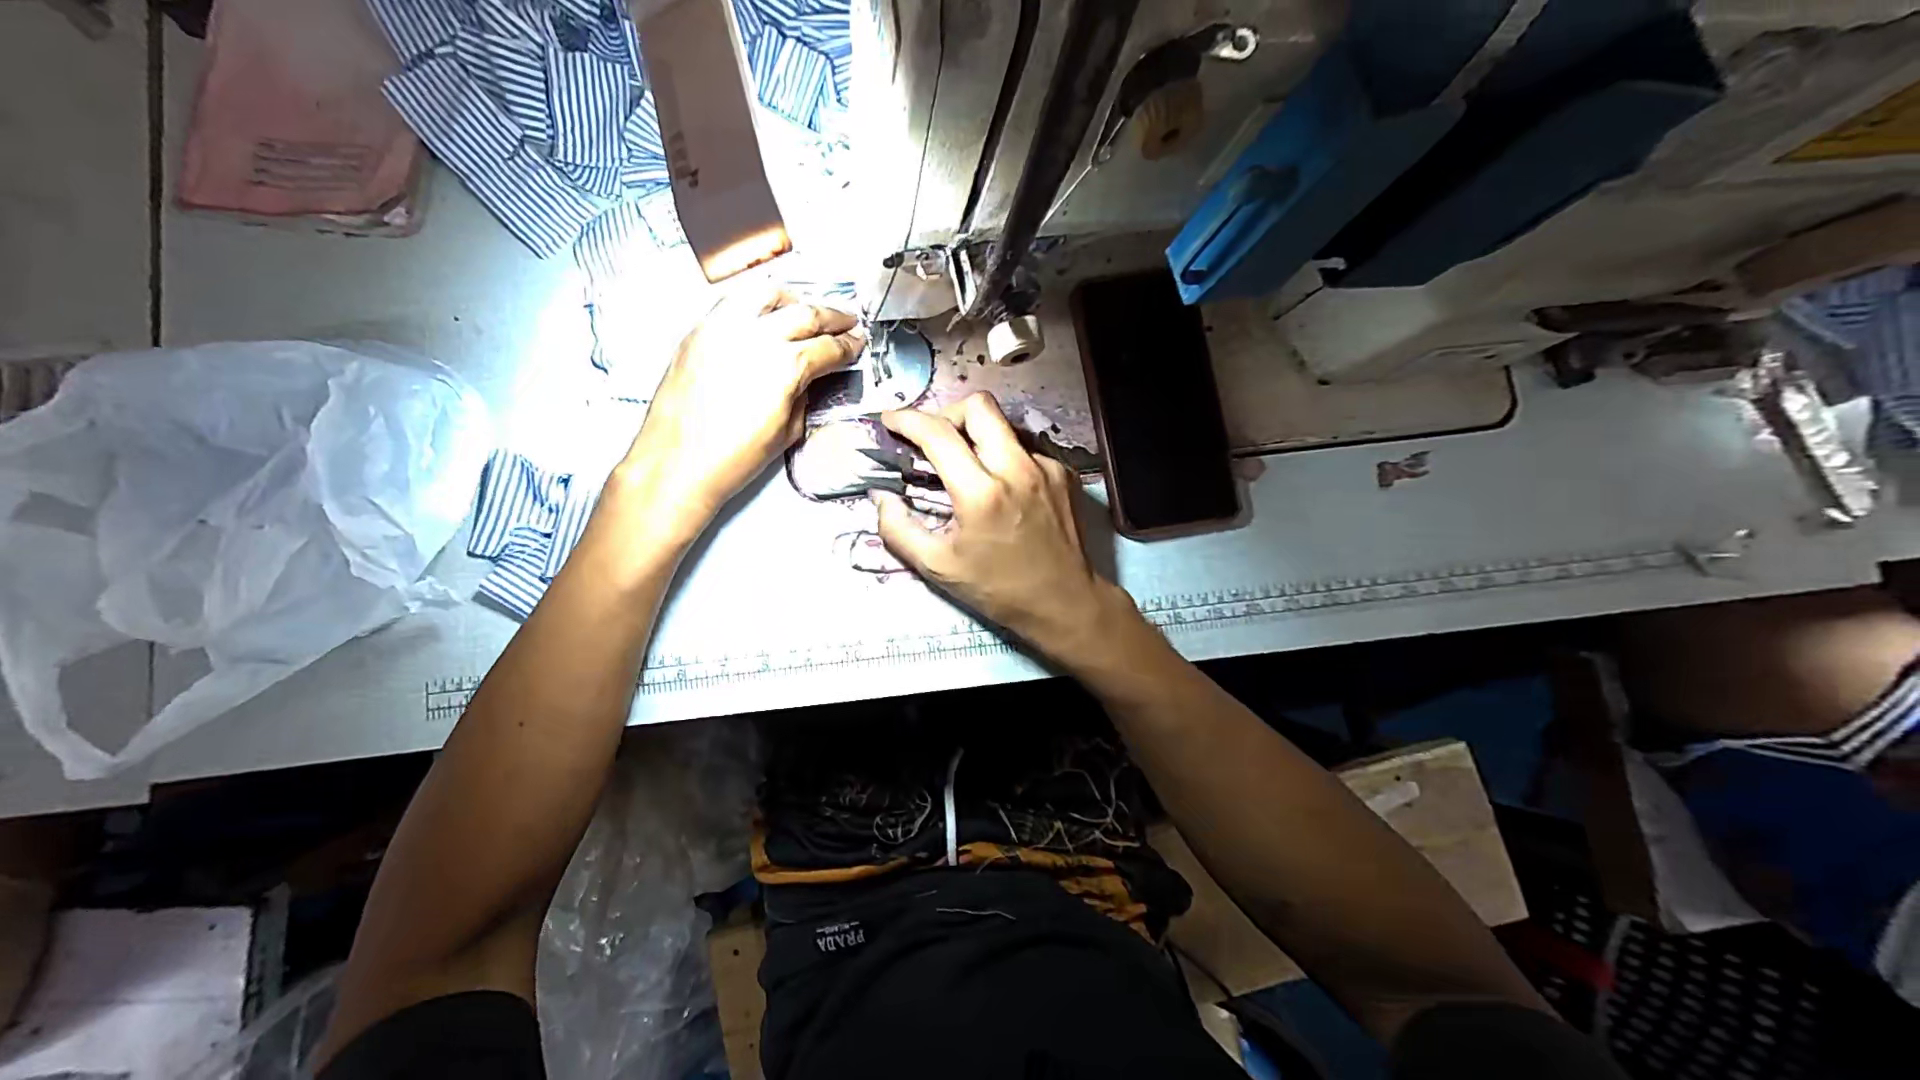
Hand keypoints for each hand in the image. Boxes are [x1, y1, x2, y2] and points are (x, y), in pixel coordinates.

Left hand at [616, 288, 862, 541]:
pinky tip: (765, 312)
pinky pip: (734, 300)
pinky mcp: (699, 330)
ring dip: (795, 298)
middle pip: (807, 313)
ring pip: (769, 293)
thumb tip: (813, 376)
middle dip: (833, 316)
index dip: (849, 345)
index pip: (829, 346)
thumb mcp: (788, 430)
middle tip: (846, 321)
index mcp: (787, 366)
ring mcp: (725, 328)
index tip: (857, 343)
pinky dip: (757, 301)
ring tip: (806, 307)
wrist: (678, 463)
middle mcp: (758, 337)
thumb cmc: (733, 457)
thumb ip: (805, 394)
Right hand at [872, 393, 1130, 661]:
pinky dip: (1004, 457)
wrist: (1064, 603)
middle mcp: (1017, 469)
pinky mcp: (1063, 472)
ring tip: (967, 465)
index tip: (891, 420)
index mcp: (981, 493)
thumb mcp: (938, 568)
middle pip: (978, 406)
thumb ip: (899, 529)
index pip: (938, 434)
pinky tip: (1001, 486)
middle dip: (948, 413)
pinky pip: (1025, 447)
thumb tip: (881, 497)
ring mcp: (1045, 467)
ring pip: (1004, 424)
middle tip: (935, 439)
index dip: (907, 420)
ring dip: (977, 435)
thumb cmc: (998, 589)